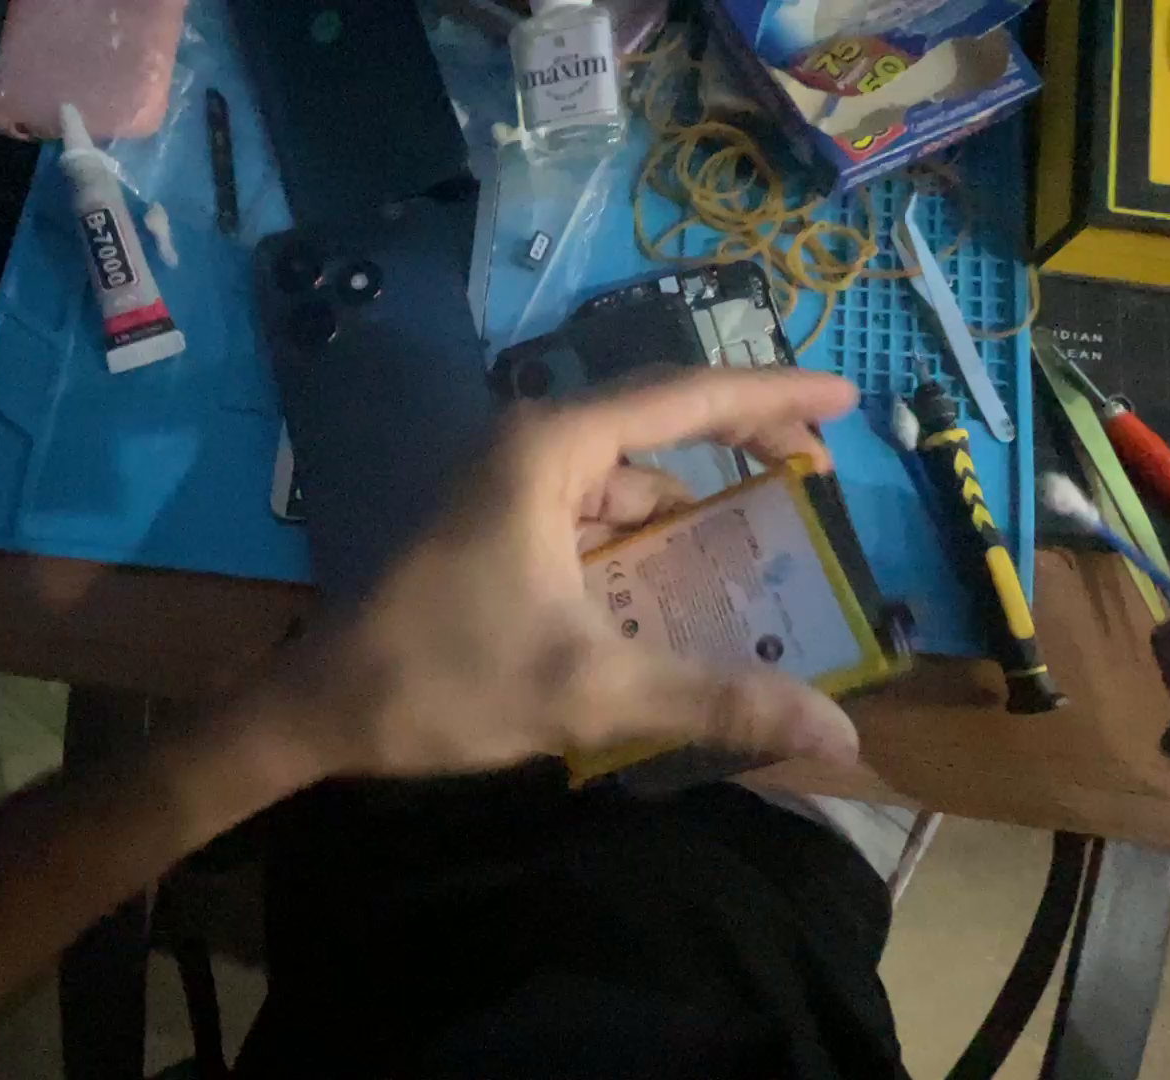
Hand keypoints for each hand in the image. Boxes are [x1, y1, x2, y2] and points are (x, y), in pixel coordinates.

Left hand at [257, 367, 865, 778]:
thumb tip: (840, 736)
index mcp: (551, 449)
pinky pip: (594, 513)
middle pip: (659, 423)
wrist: (325, 708)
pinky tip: (678, 576)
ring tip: (763, 535)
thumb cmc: (446, 682)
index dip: (773, 395)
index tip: (844, 396)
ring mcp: (511, 482)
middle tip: (817, 467)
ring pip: (626, 475)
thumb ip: (716, 701)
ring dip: (690, 502)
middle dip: (741, 440)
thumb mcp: (591, 692)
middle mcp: (532, 445)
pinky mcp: (502, 520)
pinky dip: (642, 538)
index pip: (685, 398)